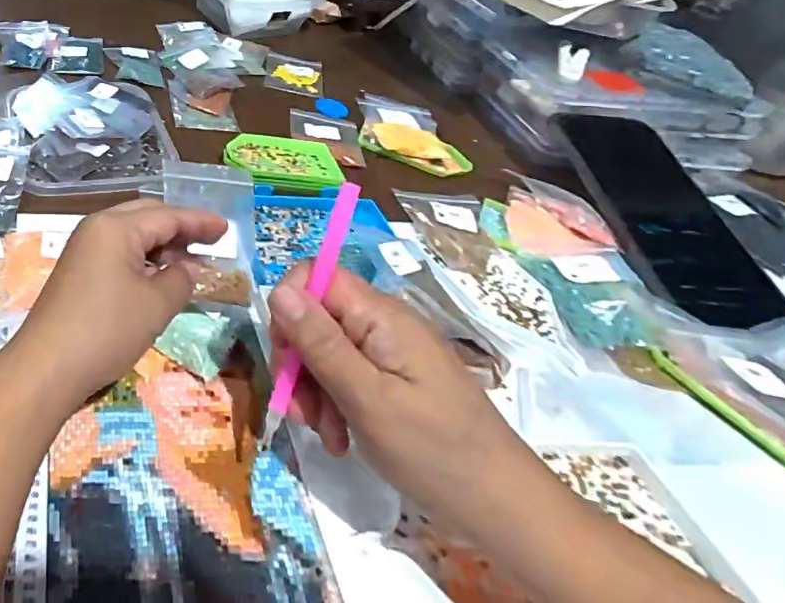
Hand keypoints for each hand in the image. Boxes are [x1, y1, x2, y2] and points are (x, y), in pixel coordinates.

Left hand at [8, 200, 225, 402]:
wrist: (46, 366)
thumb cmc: (107, 330)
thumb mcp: (155, 305)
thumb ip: (181, 278)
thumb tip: (190, 267)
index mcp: (115, 227)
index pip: (167, 215)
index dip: (199, 222)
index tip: (227, 229)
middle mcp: (97, 228)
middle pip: (146, 216)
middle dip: (179, 228)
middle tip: (210, 242)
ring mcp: (83, 248)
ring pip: (131, 234)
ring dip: (161, 245)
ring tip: (191, 263)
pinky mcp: (77, 270)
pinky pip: (118, 251)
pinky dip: (143, 259)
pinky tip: (159, 277)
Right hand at [269, 267, 539, 529]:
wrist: (506, 509)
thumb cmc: (435, 451)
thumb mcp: (366, 399)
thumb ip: (320, 342)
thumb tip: (278, 290)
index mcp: (379, 314)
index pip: (315, 274)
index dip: (289, 305)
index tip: (285, 354)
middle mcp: (383, 322)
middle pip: (316, 315)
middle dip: (298, 360)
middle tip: (299, 411)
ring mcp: (391, 350)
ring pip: (326, 348)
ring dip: (314, 389)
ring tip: (326, 436)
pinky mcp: (395, 377)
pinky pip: (348, 373)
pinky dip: (335, 402)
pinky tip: (341, 438)